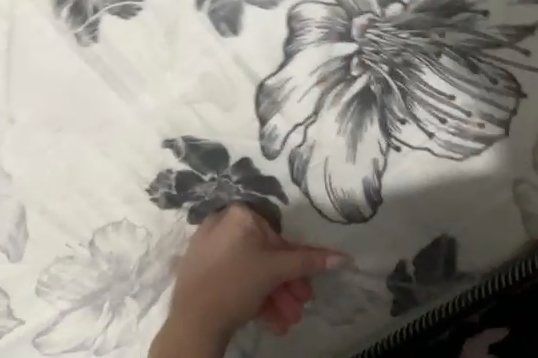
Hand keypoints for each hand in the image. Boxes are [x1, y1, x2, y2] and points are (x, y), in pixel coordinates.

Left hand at [161, 205, 346, 352]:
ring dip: (272, 297)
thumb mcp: (276, 270)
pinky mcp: (198, 270)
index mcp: (239, 214)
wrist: (193, 323)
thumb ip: (309, 260)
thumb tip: (344, 257)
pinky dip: (251, 296)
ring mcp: (207, 247)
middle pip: (264, 256)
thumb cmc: (237, 284)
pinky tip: (266, 320)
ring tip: (284, 322)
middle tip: (298, 310)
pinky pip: (233, 277)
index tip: (306, 291)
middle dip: (285, 287)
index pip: (277, 237)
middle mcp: (221, 223)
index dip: (295, 266)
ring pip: (250, 270)